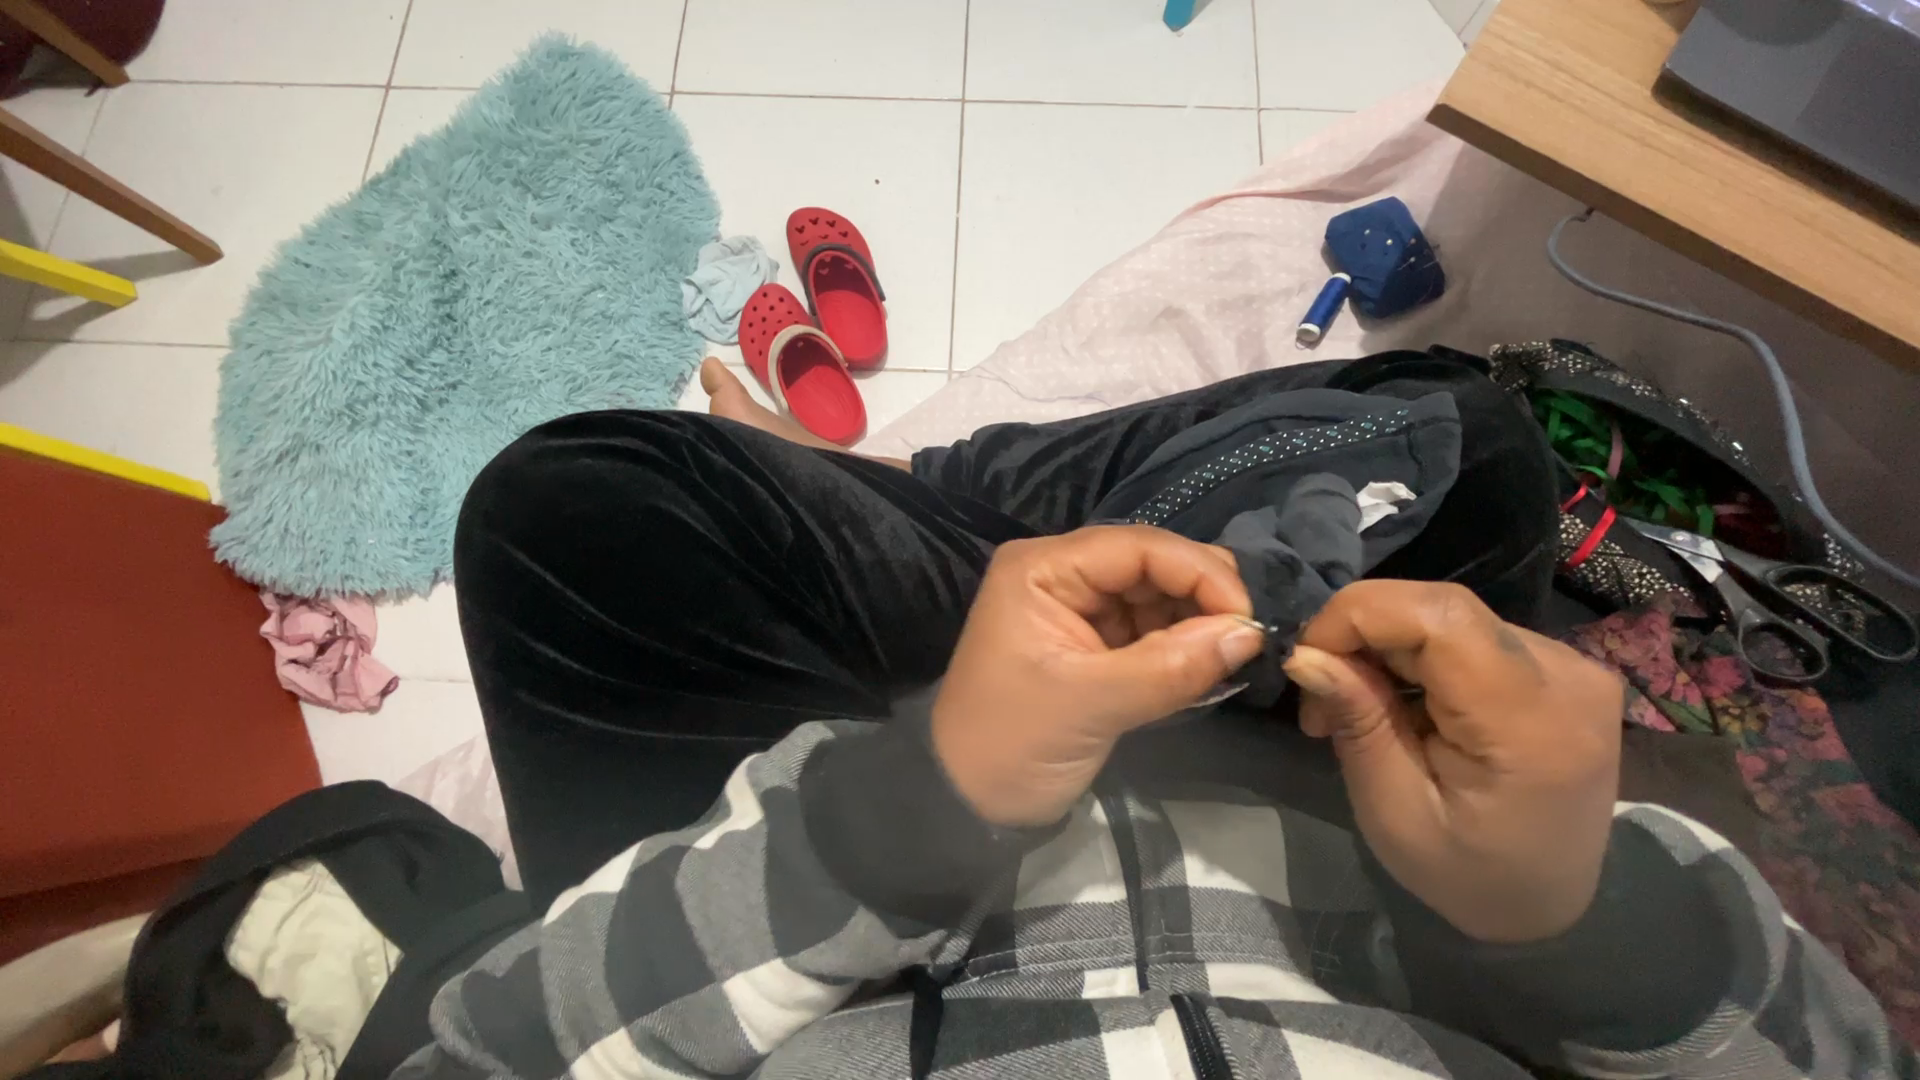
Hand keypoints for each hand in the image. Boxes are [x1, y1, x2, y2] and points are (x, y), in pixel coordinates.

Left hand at [932, 526, 1267, 827]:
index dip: (1199, 573)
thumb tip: (1250, 634)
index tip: (1248, 618)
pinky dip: (1180, 643)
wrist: (970, 798)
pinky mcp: (1090, 641)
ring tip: (1233, 654)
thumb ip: (1170, 666)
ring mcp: (1075, 606)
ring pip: (1154, 594)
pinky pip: (1147, 627)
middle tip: (1249, 637)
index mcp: (1043, 568)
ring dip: (1196, 620)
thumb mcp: (1090, 704)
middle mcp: (1059, 573)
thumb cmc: (1013, 742)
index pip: (1137, 546)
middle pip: (1150, 563)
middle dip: (1201, 595)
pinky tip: (1207, 664)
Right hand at [1284, 581, 1622, 943]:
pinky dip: (1410, 654)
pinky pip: (1463, 632)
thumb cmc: (1465, 873)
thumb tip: (1303, 654)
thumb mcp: (1393, 809)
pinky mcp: (1557, 666)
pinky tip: (1397, 700)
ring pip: (1444, 614)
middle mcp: (1566, 675)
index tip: (1307, 660)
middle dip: (1358, 633)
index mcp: (1531, 722)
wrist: (1549, 908)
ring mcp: (1570, 665)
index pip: (1438, 615)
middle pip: (1438, 608)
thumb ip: (1357, 722)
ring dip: (1380, 645)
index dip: (1356, 615)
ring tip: (1352, 703)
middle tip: (1321, 692)